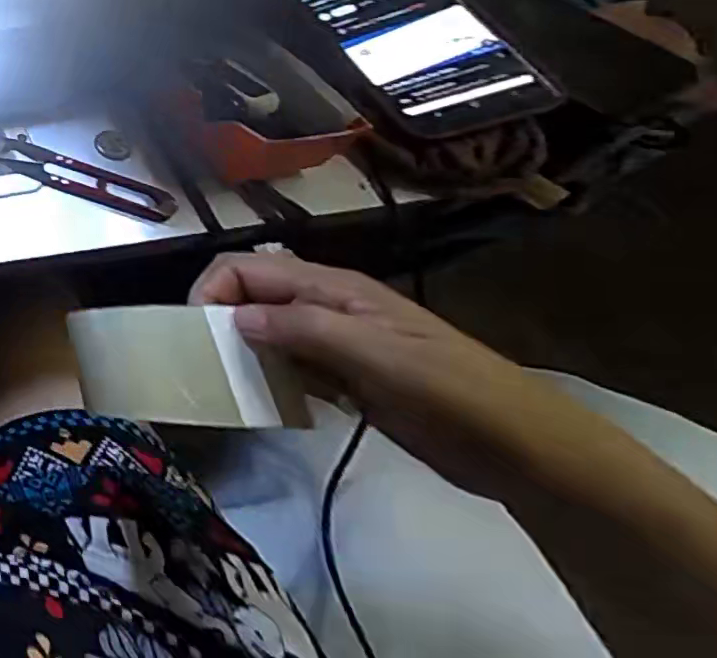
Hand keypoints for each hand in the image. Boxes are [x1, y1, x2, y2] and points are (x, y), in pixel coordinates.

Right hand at [190, 251, 604, 496]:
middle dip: (220, 317)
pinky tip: (266, 399)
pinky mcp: (343, 376)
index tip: (195, 333)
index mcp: (331, 287)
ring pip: (267, 329)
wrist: (521, 449)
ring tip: (228, 382)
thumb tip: (235, 316)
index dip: (213, 290)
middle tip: (206, 361)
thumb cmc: (450, 391)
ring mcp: (335, 341)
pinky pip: (290, 364)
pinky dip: (270, 376)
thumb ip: (304, 328)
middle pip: (252, 294)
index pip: (248, 268)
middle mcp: (325, 306)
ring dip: (243, 349)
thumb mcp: (377, 355)